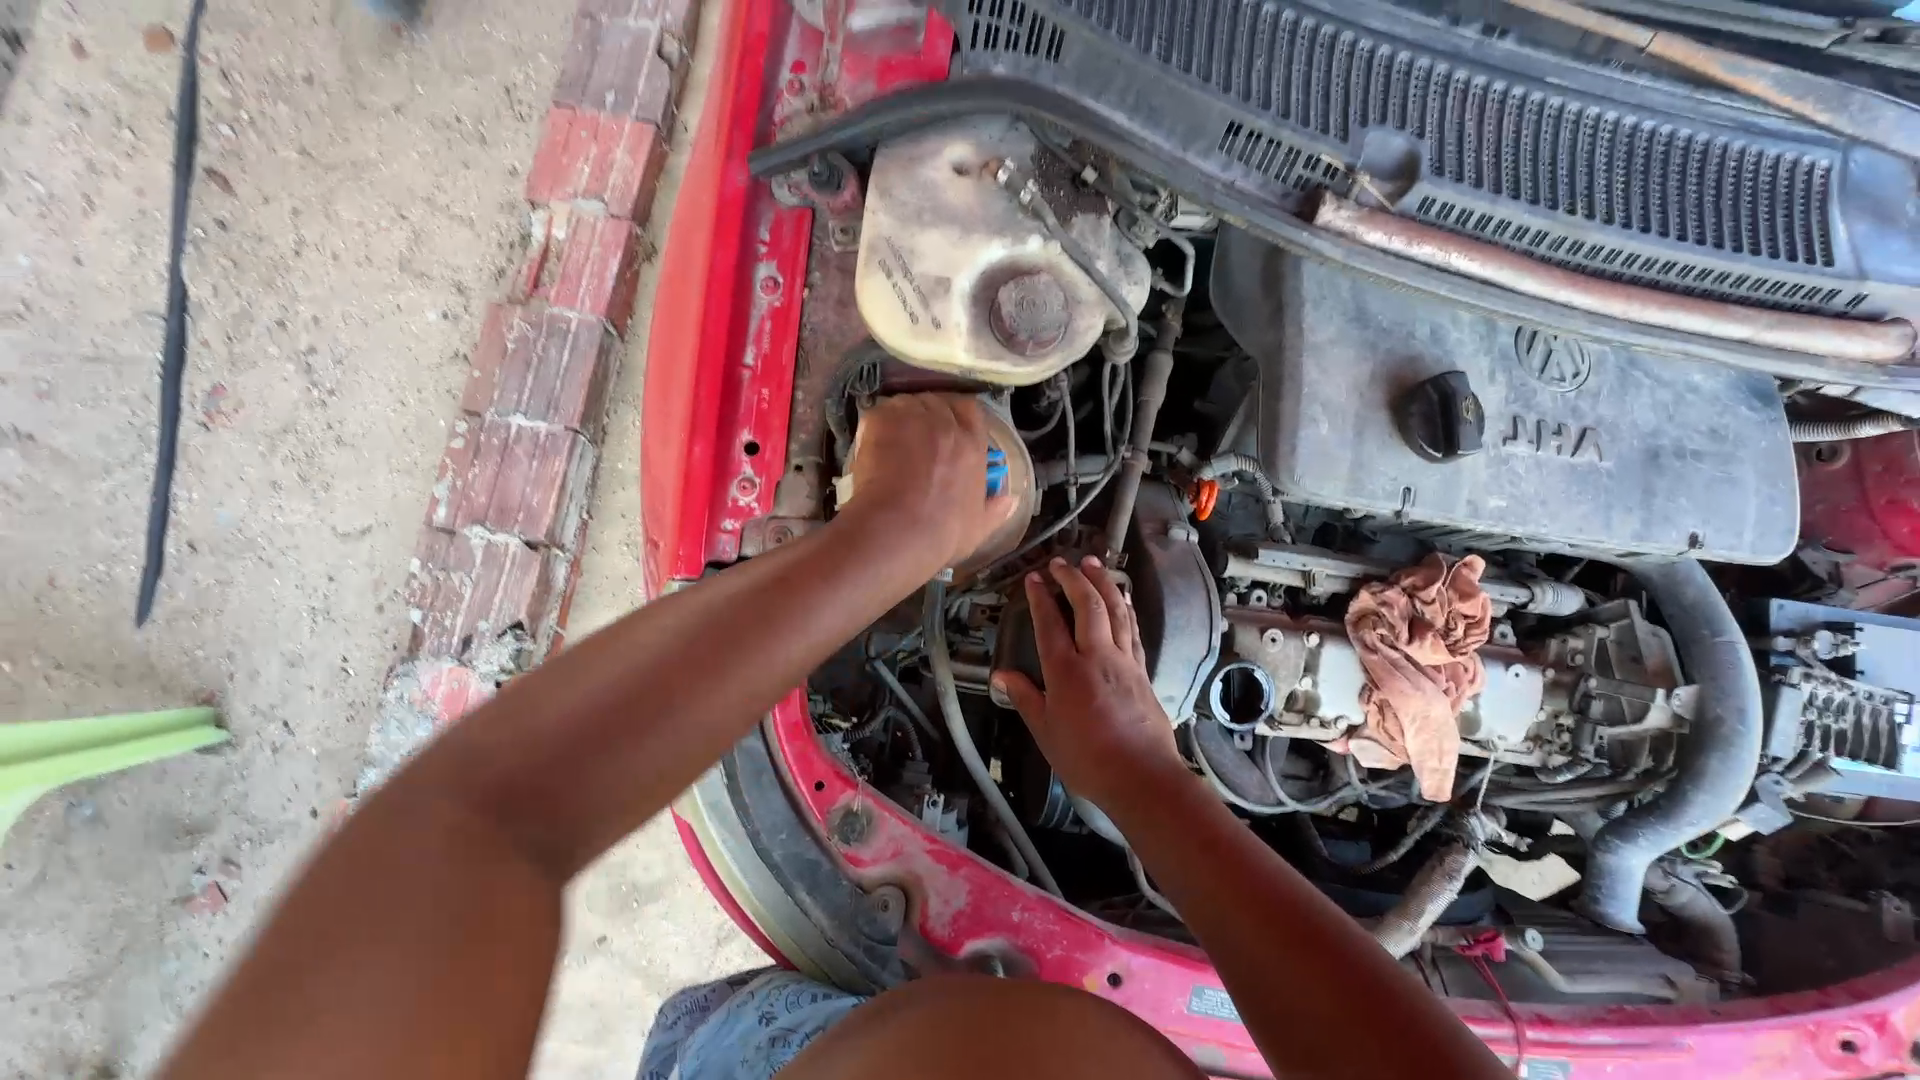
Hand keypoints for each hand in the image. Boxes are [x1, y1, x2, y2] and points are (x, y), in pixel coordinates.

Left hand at [841, 394, 1016, 573]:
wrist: (897, 530)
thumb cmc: (942, 533)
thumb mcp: (979, 527)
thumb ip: (995, 510)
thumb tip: (1010, 500)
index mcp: (972, 444)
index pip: (970, 410)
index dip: (957, 415)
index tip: (947, 427)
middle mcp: (946, 423)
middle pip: (936, 402)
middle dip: (926, 415)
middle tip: (913, 436)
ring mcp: (912, 418)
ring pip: (906, 404)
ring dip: (900, 418)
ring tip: (890, 441)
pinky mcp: (881, 420)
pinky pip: (878, 413)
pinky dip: (875, 425)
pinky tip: (871, 446)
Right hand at [991, 556, 1192, 819]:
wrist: (1142, 776)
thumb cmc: (1086, 759)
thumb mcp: (1045, 732)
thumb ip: (1026, 698)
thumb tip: (1001, 674)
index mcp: (1066, 671)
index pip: (1050, 624)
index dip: (1040, 598)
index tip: (1033, 578)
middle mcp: (1097, 657)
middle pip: (1088, 606)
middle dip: (1073, 579)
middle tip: (1061, 562)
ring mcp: (1125, 661)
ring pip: (1116, 611)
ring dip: (1103, 583)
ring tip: (1093, 563)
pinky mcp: (1143, 671)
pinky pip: (1133, 629)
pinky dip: (1126, 608)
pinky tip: (1124, 598)